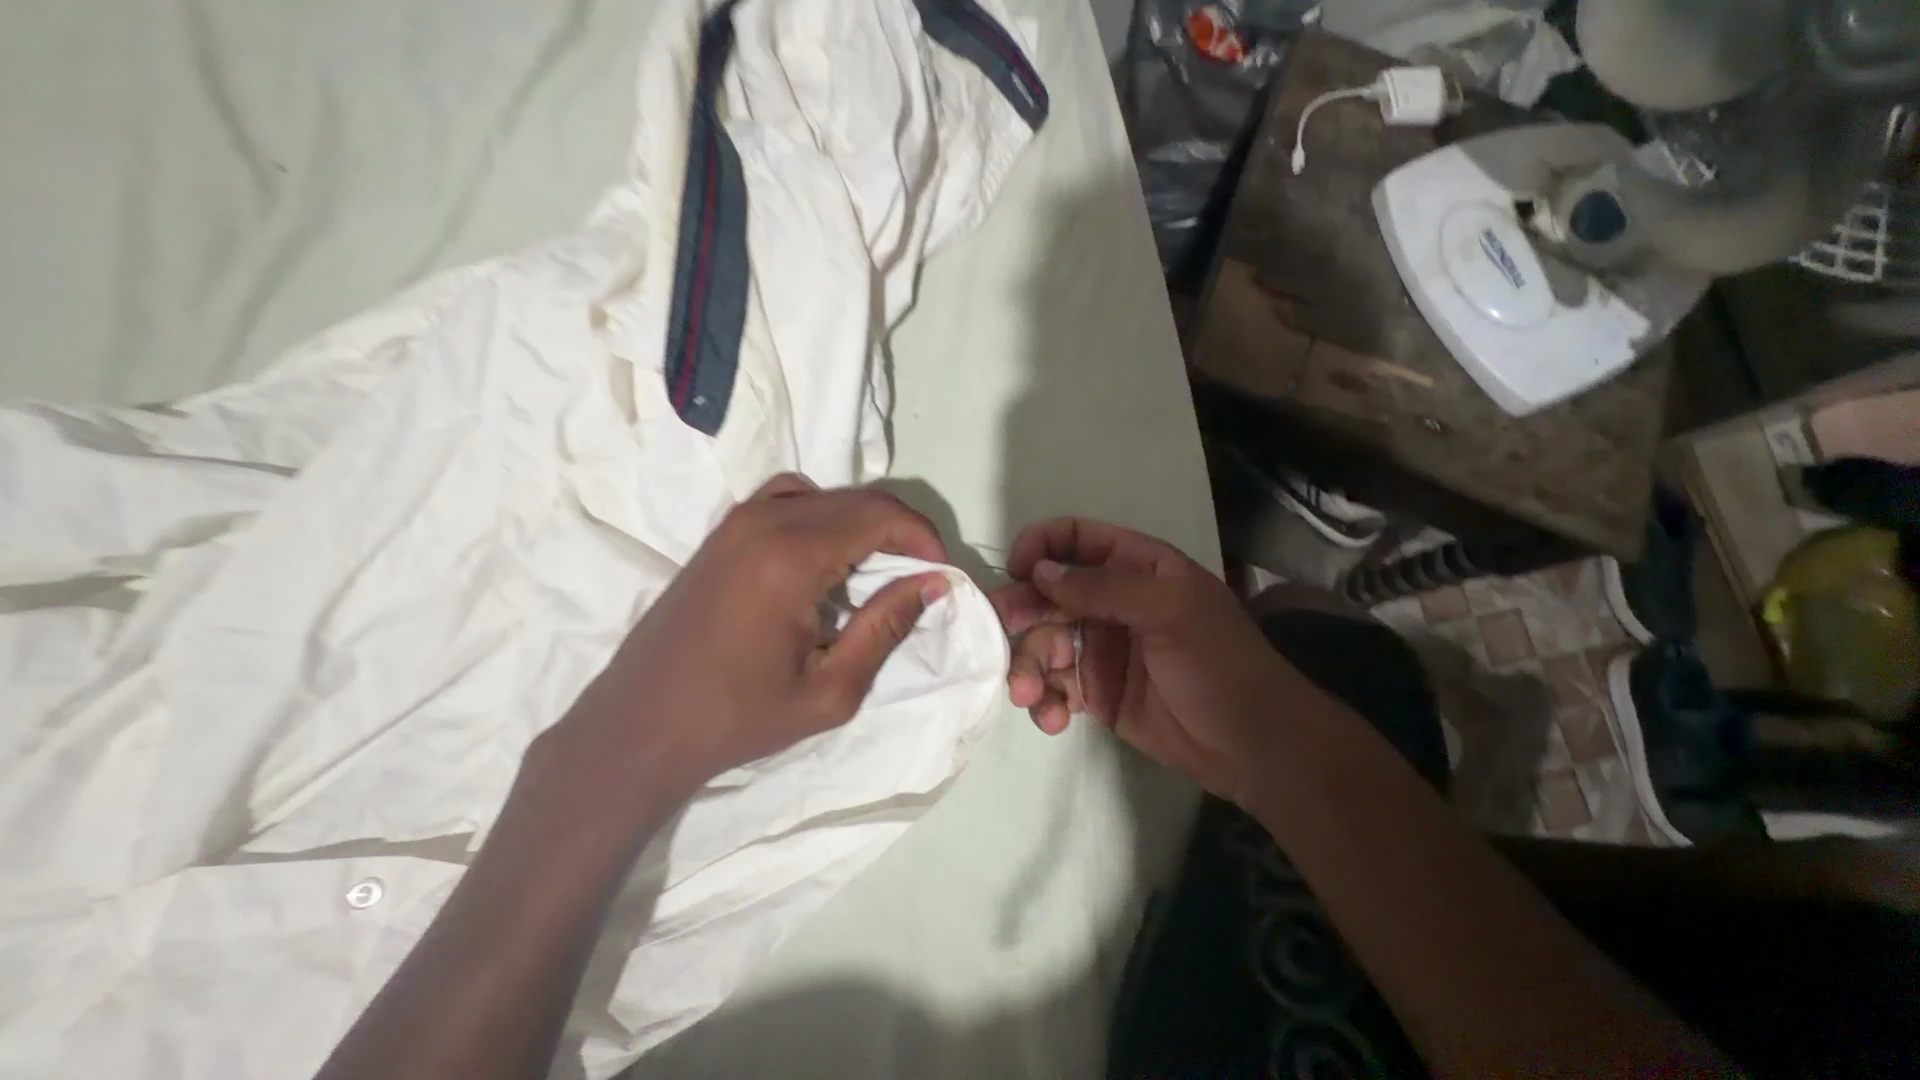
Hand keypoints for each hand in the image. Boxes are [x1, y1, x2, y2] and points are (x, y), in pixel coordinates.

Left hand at [555, 474, 951, 807]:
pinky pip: (786, 499)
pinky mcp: (720, 533)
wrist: (642, 725)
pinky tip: (823, 561)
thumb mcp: (830, 690)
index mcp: (790, 557)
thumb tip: (934, 583)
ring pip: (822, 495)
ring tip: (876, 571)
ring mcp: (735, 522)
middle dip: (899, 531)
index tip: (942, 574)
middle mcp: (762, 522)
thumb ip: (885, 628)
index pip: (879, 515)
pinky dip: (820, 515)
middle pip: (855, 499)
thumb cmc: (738, 718)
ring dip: (860, 522)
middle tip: (920, 578)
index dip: (922, 537)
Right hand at [991, 518, 1301, 806]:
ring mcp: (1103, 650)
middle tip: (995, 639)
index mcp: (1137, 568)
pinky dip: (1046, 702)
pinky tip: (1053, 720)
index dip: (1041, 548)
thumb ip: (1103, 587)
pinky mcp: (1098, 695)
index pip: (1076, 539)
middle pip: (1048, 594)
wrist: (1253, 745)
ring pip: (1044, 644)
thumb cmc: (1219, 663)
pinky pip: (1056, 689)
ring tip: (1028, 697)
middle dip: (1021, 615)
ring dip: (1028, 668)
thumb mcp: (1168, 611)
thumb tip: (1039, 571)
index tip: (1016, 573)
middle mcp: (1113, 603)